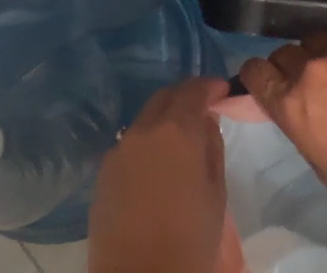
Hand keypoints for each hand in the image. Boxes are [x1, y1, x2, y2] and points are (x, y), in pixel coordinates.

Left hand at [89, 78, 238, 272]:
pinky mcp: (103, 173)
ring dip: (164, 120)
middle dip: (185, 98)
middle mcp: (143, 130)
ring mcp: (118, 150)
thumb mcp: (215, 194)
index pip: (193, 90)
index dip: (210, 87)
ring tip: (182, 141)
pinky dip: (147, 143)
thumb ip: (212, 148)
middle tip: (203, 110)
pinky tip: (158, 166)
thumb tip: (206, 122)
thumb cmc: (190, 240)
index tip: (223, 91)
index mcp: (176, 130)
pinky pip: (130, 144)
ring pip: (145, 120)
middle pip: (164, 98)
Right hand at [238, 34, 326, 219]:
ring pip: (310, 42)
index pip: (254, 71)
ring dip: (312, 56)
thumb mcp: (320, 165)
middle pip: (280, 53)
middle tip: (301, 87)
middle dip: (284, 68)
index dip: (254, 78)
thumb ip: (299, 128)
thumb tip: (293, 112)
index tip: (262, 86)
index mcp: (290, 103)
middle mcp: (308, 71)